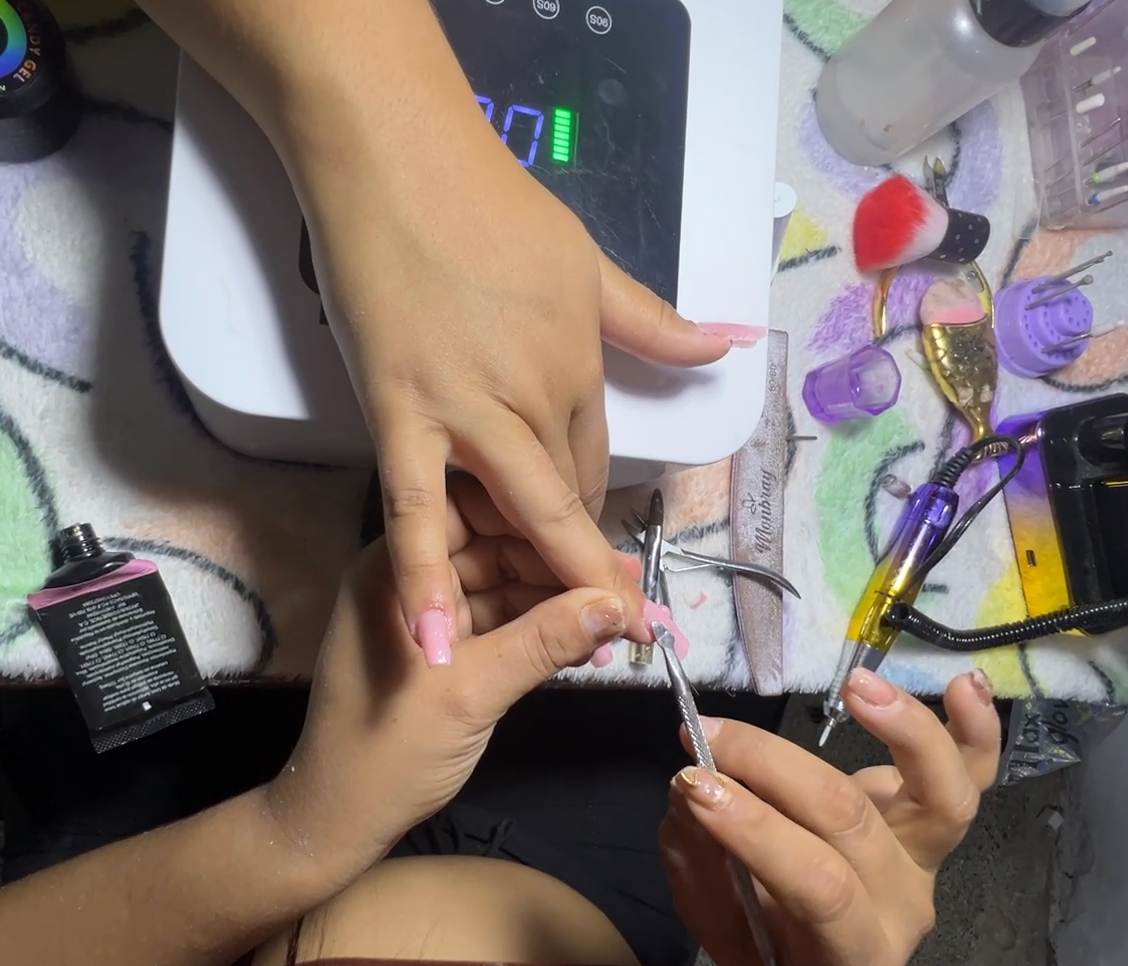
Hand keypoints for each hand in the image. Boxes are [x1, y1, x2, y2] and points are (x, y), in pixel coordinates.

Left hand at [268, 484, 631, 871]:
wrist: (339, 824)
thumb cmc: (385, 752)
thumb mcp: (468, 692)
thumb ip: (544, 641)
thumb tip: (619, 603)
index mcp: (394, 566)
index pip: (474, 512)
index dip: (538, 520)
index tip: (600, 540)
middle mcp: (412, 577)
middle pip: (499, 549)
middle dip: (563, 568)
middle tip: (632, 584)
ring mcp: (432, 613)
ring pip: (509, 587)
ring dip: (563, 602)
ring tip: (627, 614)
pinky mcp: (450, 647)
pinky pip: (506, 623)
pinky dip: (547, 631)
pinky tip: (591, 638)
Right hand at [293, 78, 731, 663]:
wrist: (399, 160)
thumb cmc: (491, 207)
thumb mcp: (589, 263)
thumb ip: (655, 319)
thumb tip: (728, 341)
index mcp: (580, 362)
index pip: (595, 454)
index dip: (596, 503)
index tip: (592, 540)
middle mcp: (536, 397)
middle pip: (568, 493)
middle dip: (587, 558)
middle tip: (610, 617)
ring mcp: (469, 413)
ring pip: (516, 510)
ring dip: (538, 579)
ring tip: (564, 642)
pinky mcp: (402, 418)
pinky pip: (416, 510)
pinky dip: (425, 576)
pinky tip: (434, 641)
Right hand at [659, 670, 1000, 965]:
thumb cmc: (763, 940)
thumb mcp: (714, 917)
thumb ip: (699, 855)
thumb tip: (692, 784)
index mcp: (848, 952)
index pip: (817, 883)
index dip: (756, 829)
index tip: (693, 782)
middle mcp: (903, 904)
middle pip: (849, 820)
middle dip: (770, 765)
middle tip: (707, 731)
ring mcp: (927, 858)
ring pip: (940, 796)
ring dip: (903, 731)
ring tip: (855, 686)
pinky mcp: (934, 820)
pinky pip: (974, 777)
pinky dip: (976, 730)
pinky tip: (963, 684)